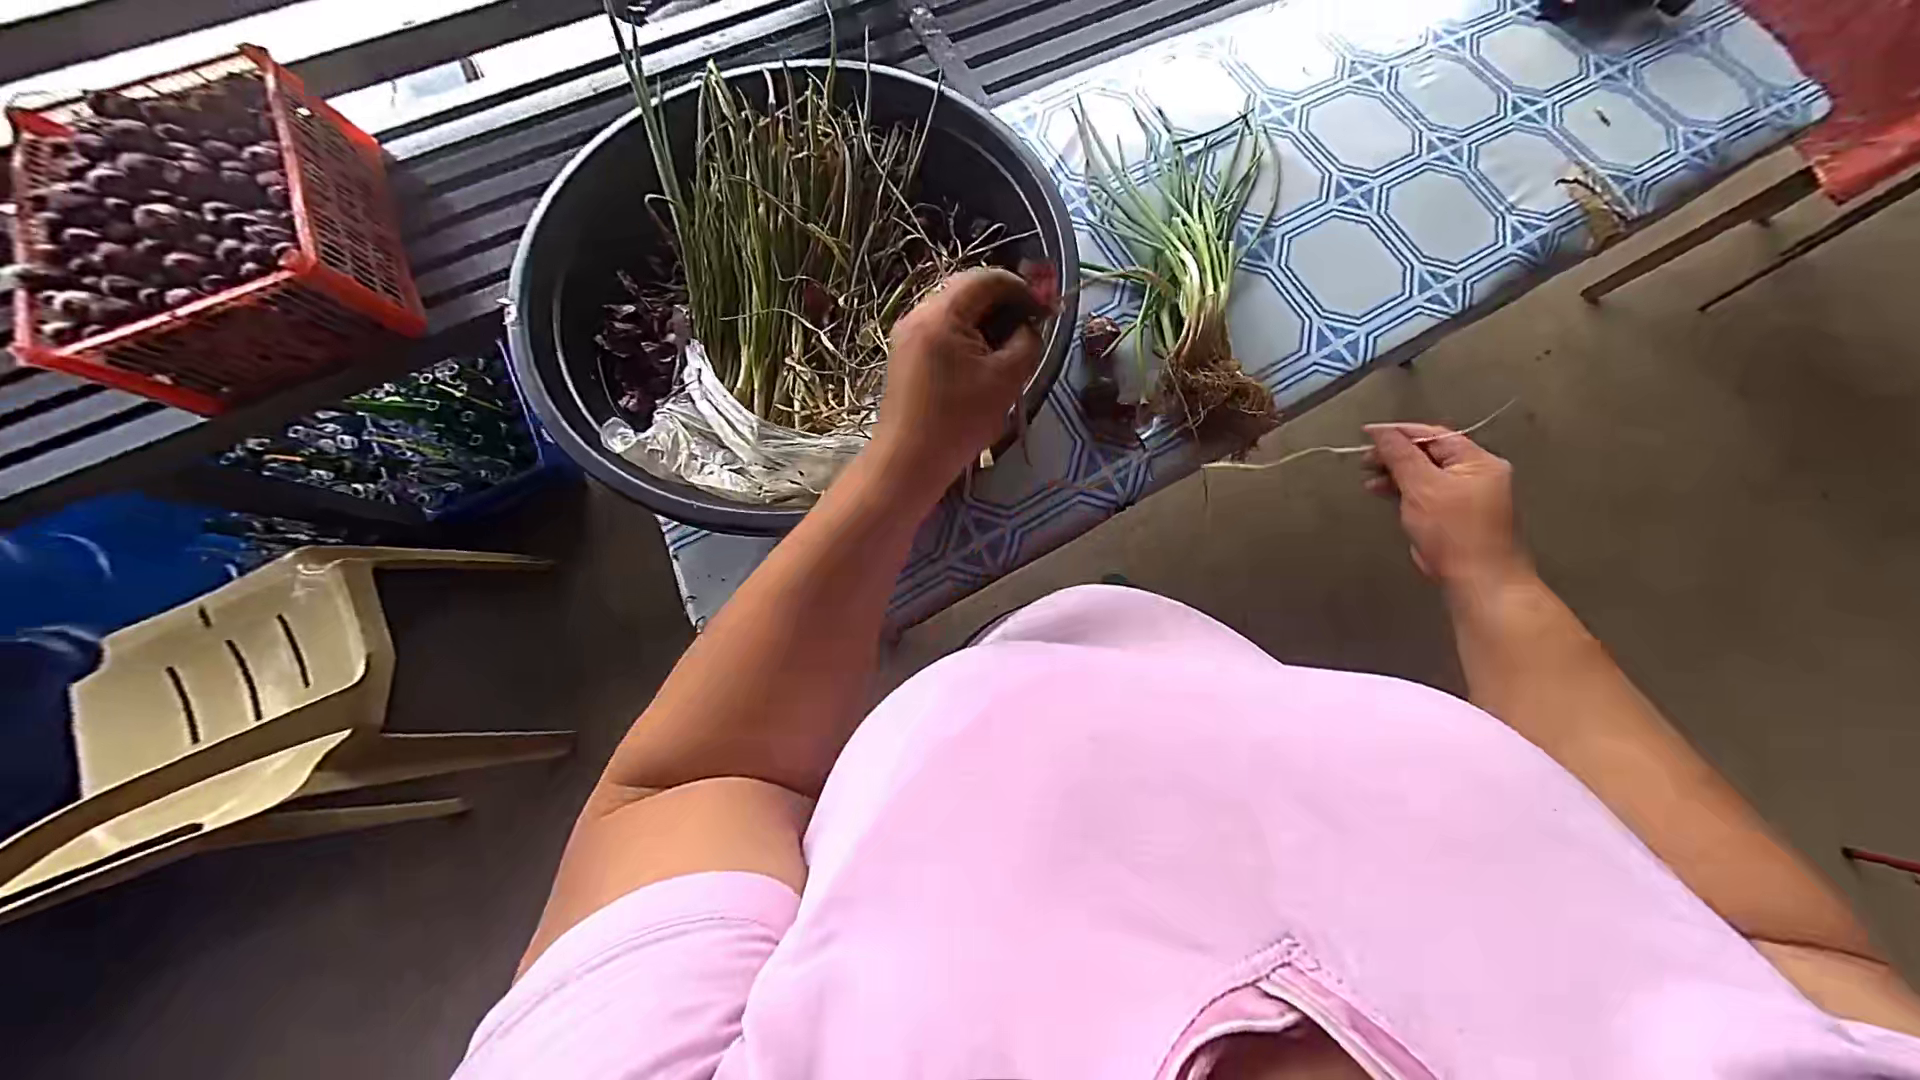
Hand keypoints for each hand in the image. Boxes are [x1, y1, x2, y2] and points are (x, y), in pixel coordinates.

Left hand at [869, 267, 1045, 495]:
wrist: (908, 461)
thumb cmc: (959, 420)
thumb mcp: (1006, 379)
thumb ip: (1026, 343)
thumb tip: (1027, 328)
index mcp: (941, 314)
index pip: (988, 279)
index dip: (1022, 289)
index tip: (1045, 311)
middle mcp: (918, 315)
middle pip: (968, 293)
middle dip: (1003, 306)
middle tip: (1028, 330)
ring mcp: (906, 336)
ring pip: (954, 314)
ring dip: (984, 325)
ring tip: (1006, 351)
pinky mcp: (904, 357)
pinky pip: (940, 334)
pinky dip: (965, 340)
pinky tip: (980, 366)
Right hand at [1363, 424, 1530, 592]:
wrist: (1477, 578)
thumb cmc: (1457, 533)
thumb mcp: (1422, 487)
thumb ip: (1401, 456)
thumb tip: (1383, 434)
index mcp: (1478, 461)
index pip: (1433, 435)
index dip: (1398, 432)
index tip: (1368, 434)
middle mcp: (1476, 474)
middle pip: (1428, 453)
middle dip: (1394, 454)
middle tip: (1366, 459)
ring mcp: (1465, 495)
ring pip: (1424, 473)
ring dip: (1395, 473)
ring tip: (1370, 479)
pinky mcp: (1452, 514)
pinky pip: (1424, 492)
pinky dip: (1402, 490)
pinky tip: (1384, 492)